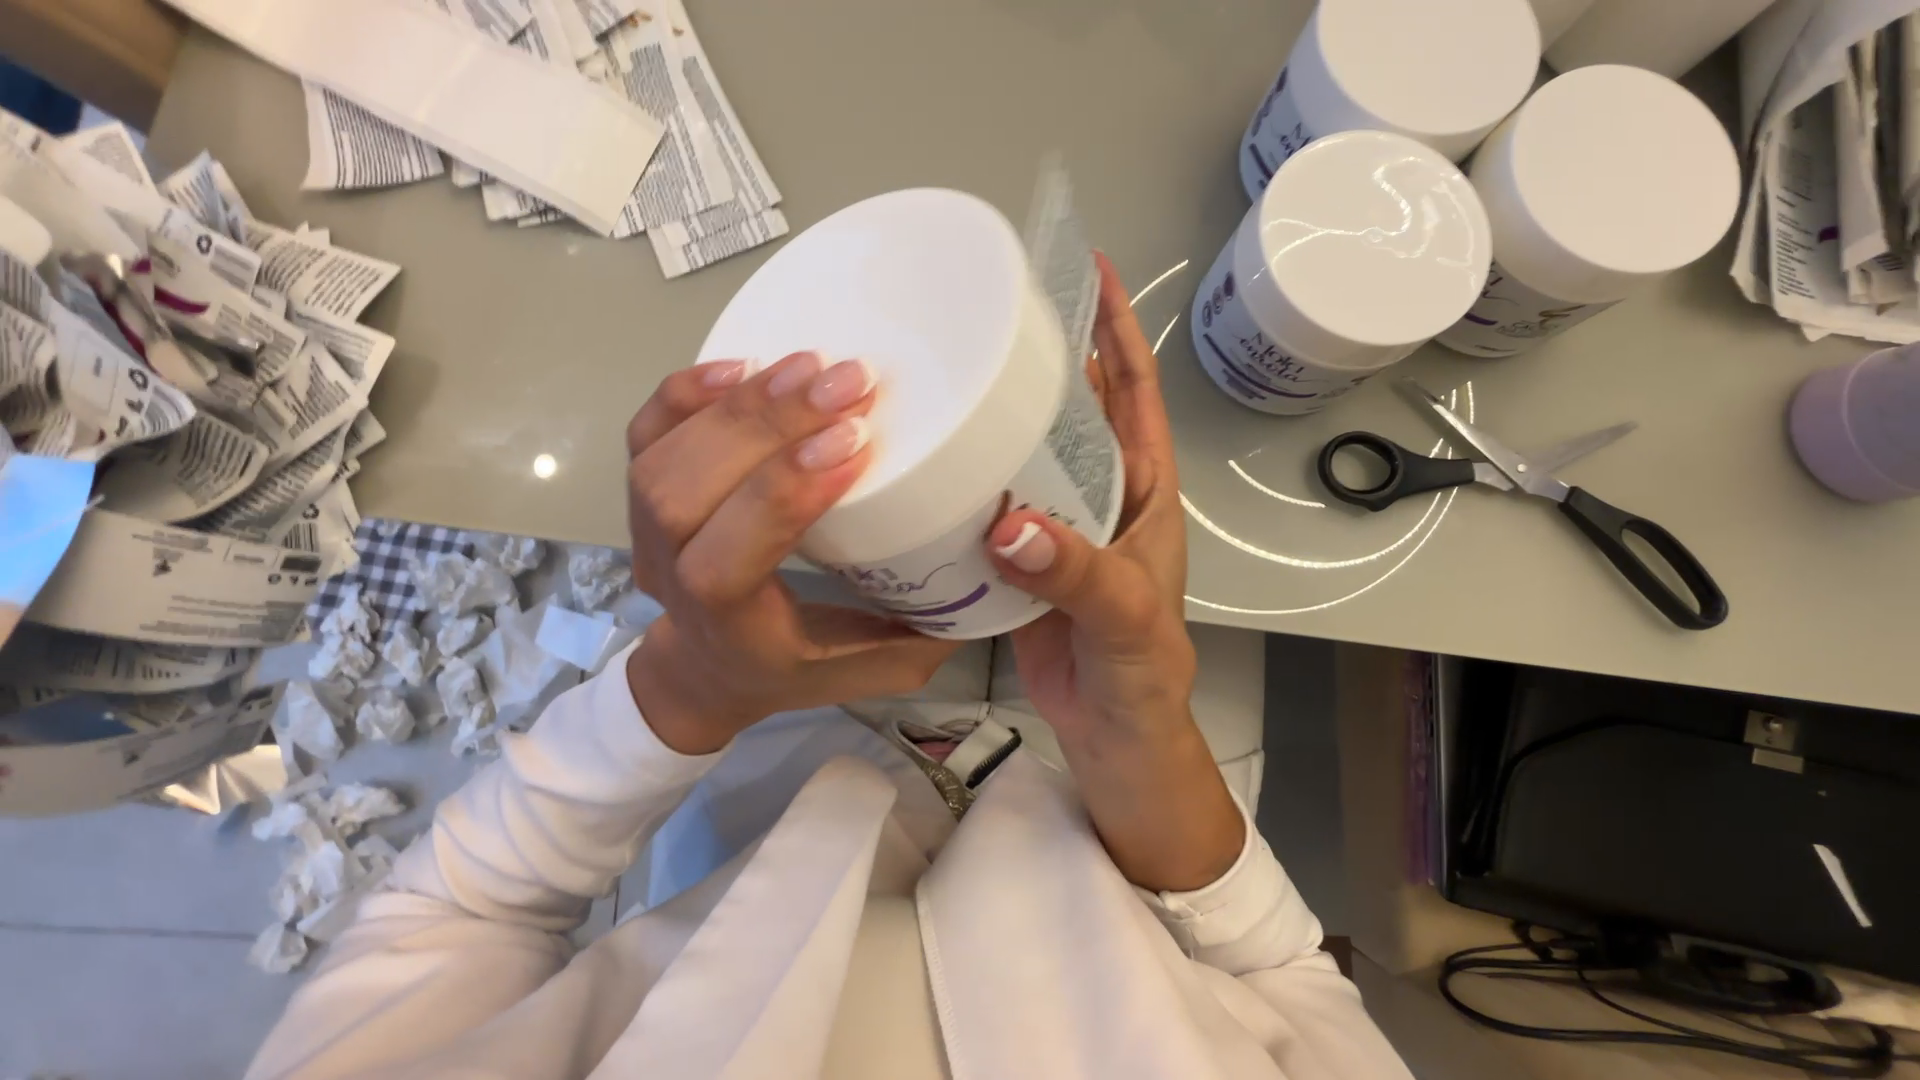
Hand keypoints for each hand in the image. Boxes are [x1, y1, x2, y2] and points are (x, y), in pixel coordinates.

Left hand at [624, 351, 959, 754]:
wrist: (706, 671)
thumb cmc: (793, 670)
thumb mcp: (874, 669)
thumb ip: (929, 627)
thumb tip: (992, 555)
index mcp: (727, 627)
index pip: (727, 561)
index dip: (782, 495)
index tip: (855, 443)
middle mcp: (671, 580)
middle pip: (681, 493)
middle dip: (764, 427)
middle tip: (846, 382)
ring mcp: (647, 534)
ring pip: (659, 459)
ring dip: (736, 405)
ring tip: (809, 367)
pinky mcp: (644, 494)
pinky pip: (645, 432)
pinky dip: (687, 391)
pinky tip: (744, 364)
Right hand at [985, 254, 1243, 890]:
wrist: (1113, 738)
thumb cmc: (1140, 678)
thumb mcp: (1123, 620)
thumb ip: (1076, 573)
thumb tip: (1010, 524)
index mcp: (1144, 492)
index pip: (1135, 395)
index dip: (1117, 332)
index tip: (1092, 272)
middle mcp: (1102, 497)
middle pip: (1075, 410)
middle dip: (1047, 358)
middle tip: (993, 315)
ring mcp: (1059, 527)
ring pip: (1029, 453)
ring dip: (1002, 416)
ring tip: (952, 374)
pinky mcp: (1022, 560)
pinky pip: (995, 503)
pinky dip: (971, 478)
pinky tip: (934, 460)